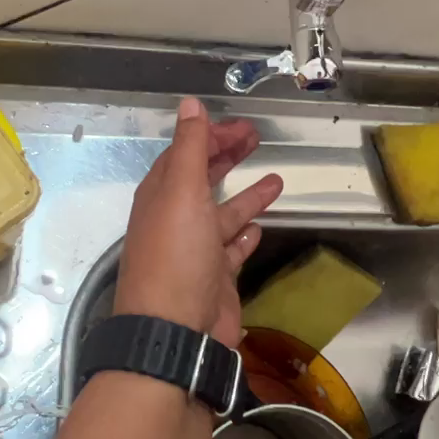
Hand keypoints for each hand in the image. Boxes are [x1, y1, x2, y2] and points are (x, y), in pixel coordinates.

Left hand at [115, 98, 283, 347]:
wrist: (175, 334)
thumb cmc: (176, 255)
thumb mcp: (181, 190)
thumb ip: (189, 146)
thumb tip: (190, 104)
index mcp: (162, 195)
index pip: (184, 154)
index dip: (209, 135)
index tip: (240, 126)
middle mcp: (175, 219)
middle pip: (203, 178)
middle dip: (226, 156)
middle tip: (255, 138)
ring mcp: (196, 252)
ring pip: (223, 213)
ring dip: (246, 194)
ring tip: (276, 179)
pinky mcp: (216, 280)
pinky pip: (231, 249)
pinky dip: (245, 235)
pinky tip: (260, 226)